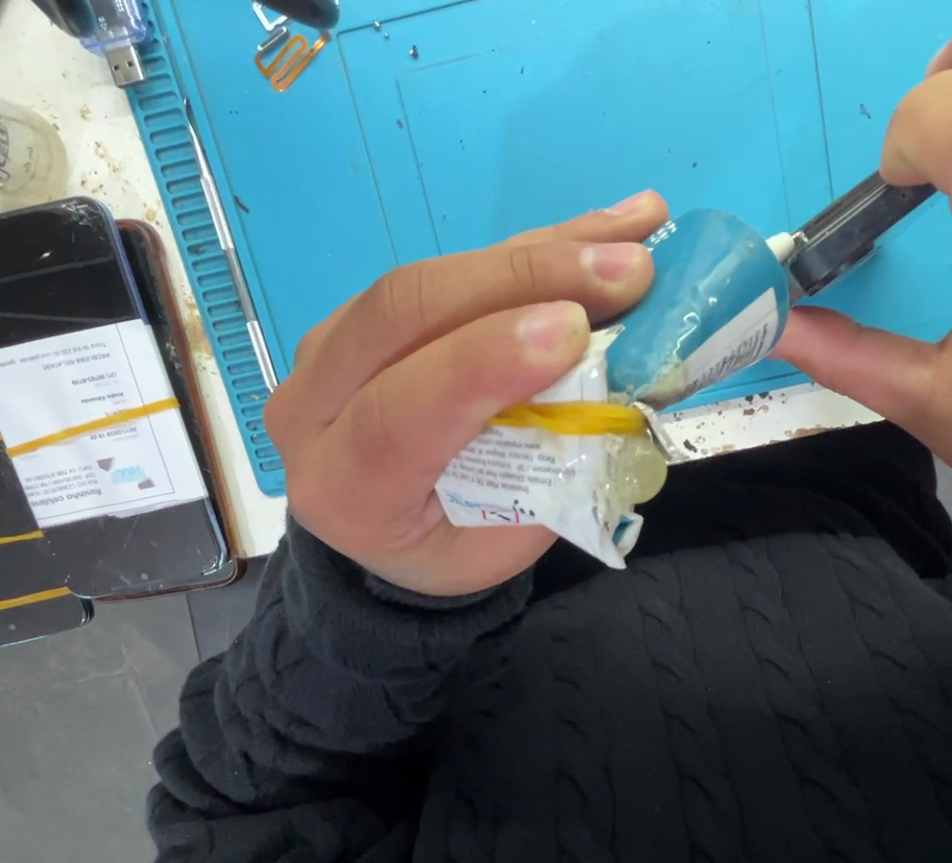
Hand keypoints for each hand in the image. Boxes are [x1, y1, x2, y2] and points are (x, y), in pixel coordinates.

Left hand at [265, 194, 667, 595]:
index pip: (395, 417)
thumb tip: (622, 387)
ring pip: (429, 277)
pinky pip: (447, 268)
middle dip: (523, 279)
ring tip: (636, 232)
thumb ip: (548, 473)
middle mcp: (315, 406)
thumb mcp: (502, 541)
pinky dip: (529, 247)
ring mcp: (331, 348)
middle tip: (628, 270)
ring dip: (539, 251)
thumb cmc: (450, 547)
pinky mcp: (363, 314)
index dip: (481, 363)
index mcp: (344, 488)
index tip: (573, 329)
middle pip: (403, 314)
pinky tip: (602, 227)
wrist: (387, 532)